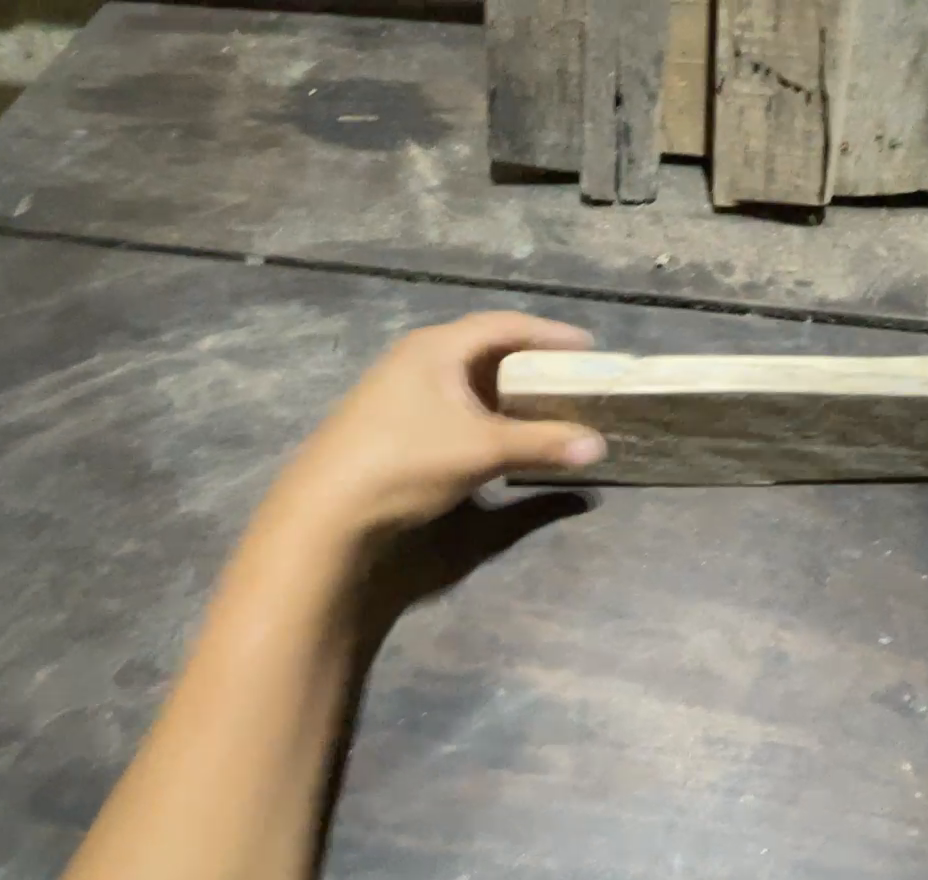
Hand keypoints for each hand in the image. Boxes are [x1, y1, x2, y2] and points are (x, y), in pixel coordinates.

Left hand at [270, 312, 606, 536]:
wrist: (329, 506)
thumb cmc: (407, 460)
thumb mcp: (482, 450)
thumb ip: (542, 444)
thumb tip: (598, 446)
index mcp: (438, 347)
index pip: (505, 325)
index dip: (550, 334)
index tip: (588, 348)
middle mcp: (419, 358)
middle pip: (487, 349)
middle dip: (532, 363)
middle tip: (570, 378)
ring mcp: (403, 389)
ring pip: (469, 379)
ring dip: (509, 392)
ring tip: (545, 407)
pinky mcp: (396, 419)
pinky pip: (455, 403)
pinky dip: (487, 413)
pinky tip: (501, 435)